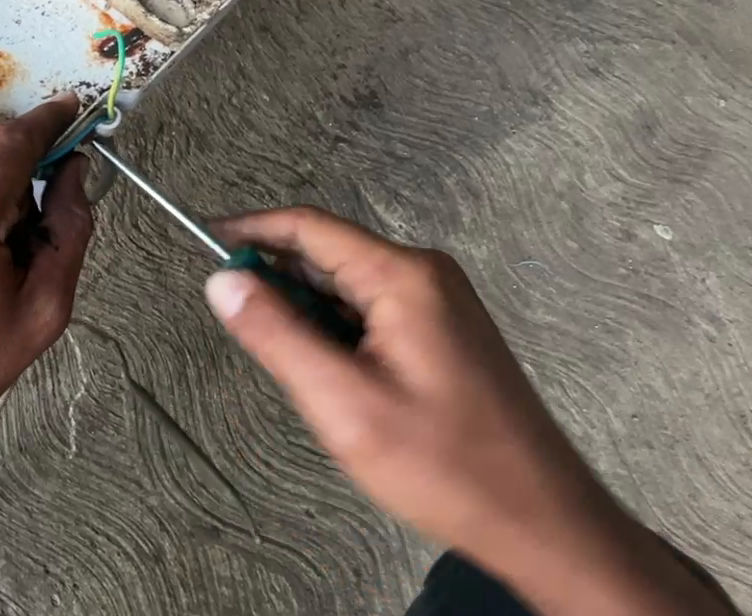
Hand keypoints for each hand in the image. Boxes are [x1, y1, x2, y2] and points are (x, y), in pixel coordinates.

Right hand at [206, 209, 733, 615]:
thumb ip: (275, 334)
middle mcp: (423, 274)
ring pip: (346, 285)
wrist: (545, 524)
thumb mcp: (342, 402)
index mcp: (402, 277)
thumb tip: (222, 282)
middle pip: (327, 254)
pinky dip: (335, 328)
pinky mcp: (442, 329)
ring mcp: (438, 301)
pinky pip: (370, 309)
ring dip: (307, 311)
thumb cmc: (446, 466)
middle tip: (242, 323)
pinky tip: (331, 374)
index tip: (206, 238)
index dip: (251, 229)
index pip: (308, 227)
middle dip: (278, 280)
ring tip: (293, 364)